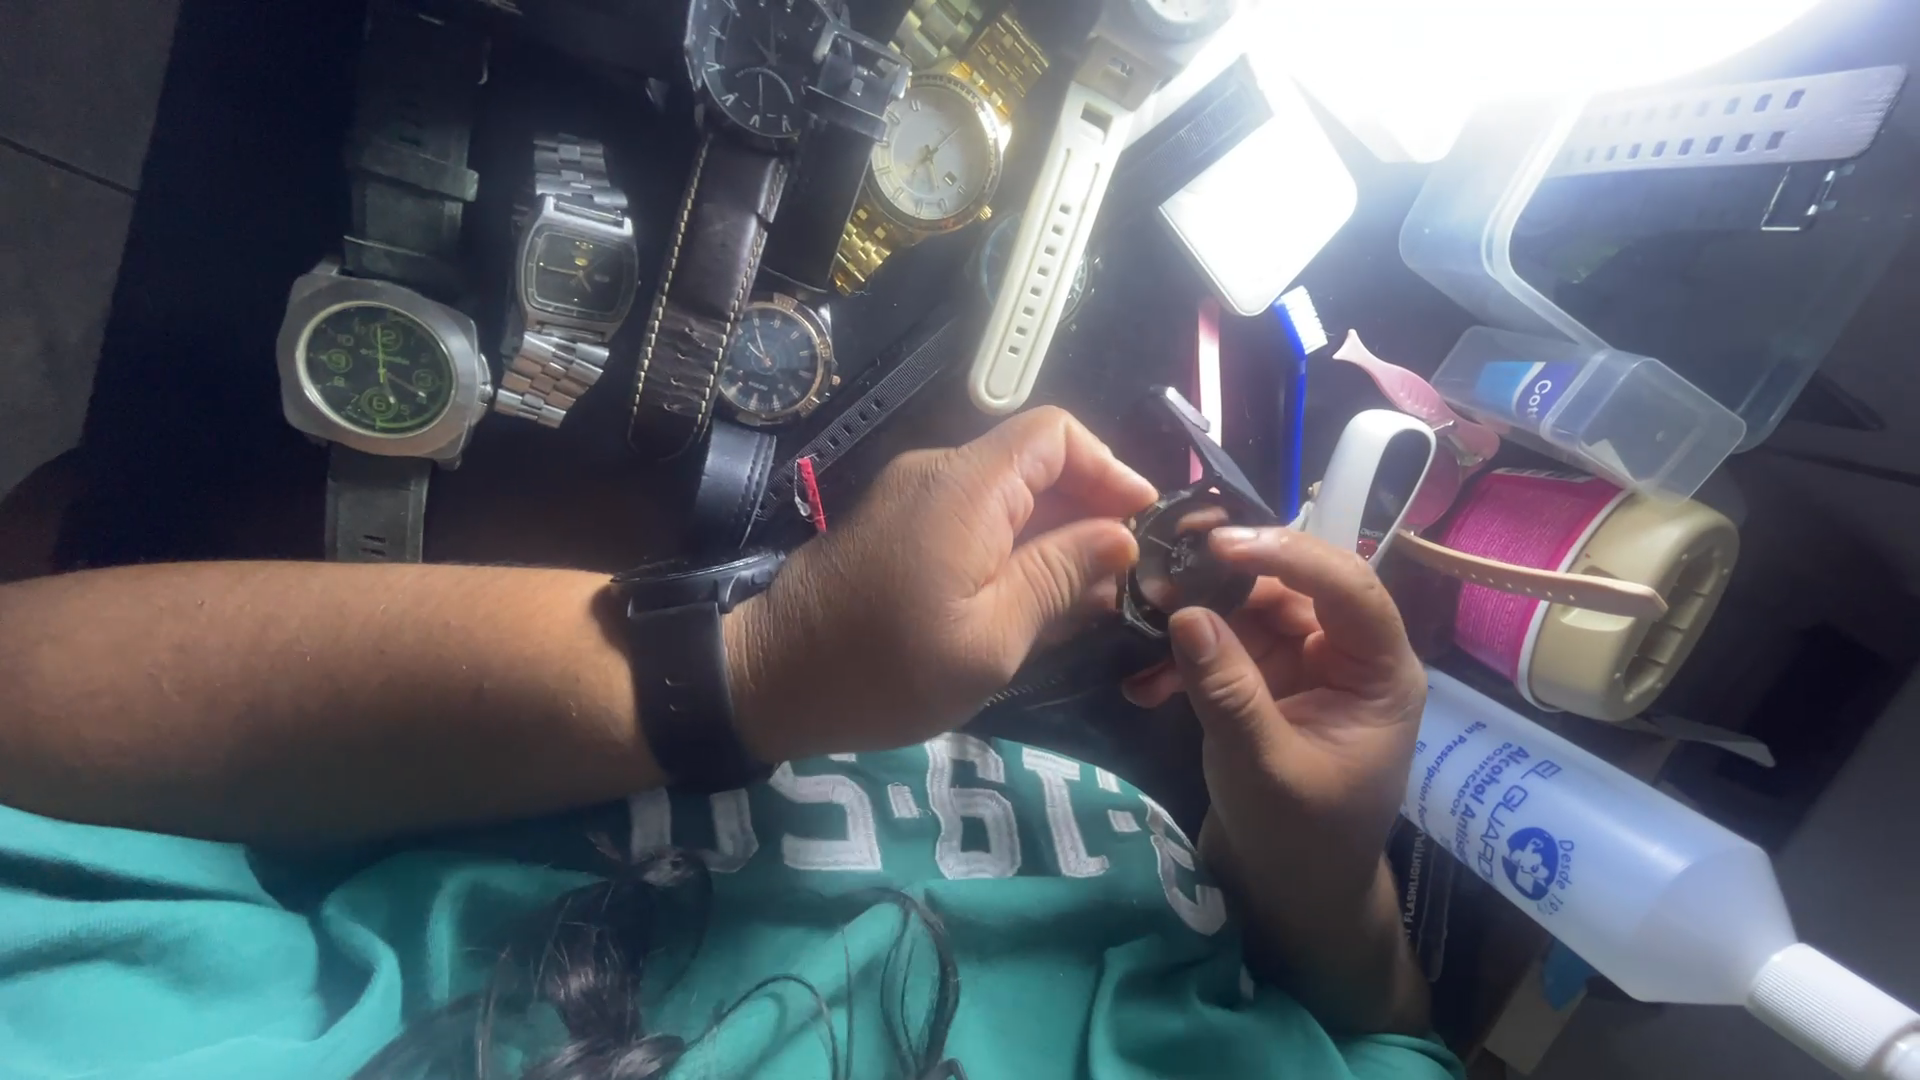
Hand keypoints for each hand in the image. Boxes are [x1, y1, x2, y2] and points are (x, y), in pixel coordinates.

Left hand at [725, 407, 1157, 761]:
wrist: (768, 680)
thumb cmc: (883, 669)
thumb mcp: (991, 638)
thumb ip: (1059, 577)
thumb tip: (1117, 537)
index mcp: (965, 487)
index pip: (1055, 433)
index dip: (1109, 468)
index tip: (1140, 525)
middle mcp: (939, 474)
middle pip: (1036, 466)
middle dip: (1089, 513)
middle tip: (1123, 579)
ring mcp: (914, 498)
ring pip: (1008, 498)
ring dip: (1053, 539)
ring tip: (1087, 601)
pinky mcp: (900, 527)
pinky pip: (975, 521)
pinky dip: (1013, 552)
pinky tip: (1033, 603)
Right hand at [1121, 527, 1424, 858]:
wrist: (1286, 886)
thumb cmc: (1300, 837)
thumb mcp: (1263, 767)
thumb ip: (1228, 692)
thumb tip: (1185, 614)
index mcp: (1377, 671)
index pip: (1348, 586)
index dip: (1288, 554)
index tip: (1218, 547)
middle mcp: (1341, 652)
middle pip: (1283, 588)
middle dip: (1217, 589)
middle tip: (1153, 589)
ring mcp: (1298, 661)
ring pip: (1241, 610)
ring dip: (1187, 626)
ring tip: (1138, 652)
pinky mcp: (1259, 675)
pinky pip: (1217, 642)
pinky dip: (1179, 658)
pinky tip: (1144, 686)